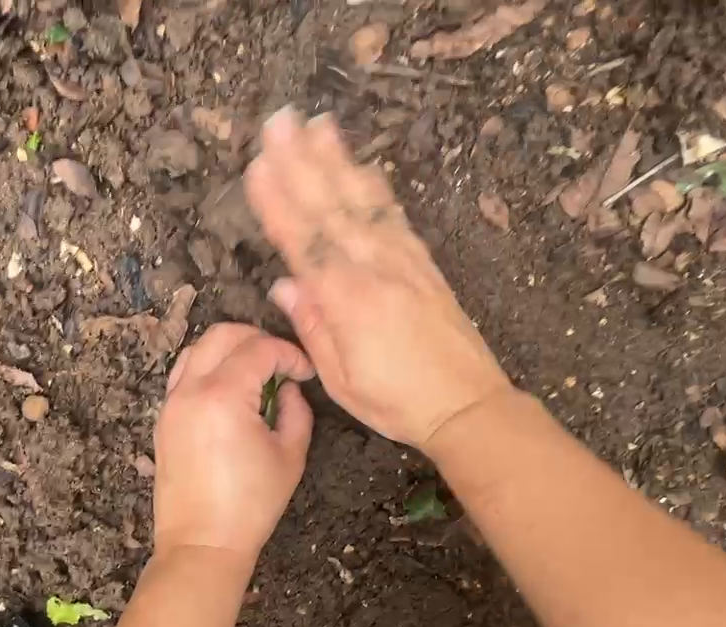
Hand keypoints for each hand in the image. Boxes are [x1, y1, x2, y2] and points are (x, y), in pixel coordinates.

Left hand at [153, 324, 314, 559]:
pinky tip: (228, 392)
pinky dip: (206, 369)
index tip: (305, 373)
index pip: (260, 349)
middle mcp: (191, 390)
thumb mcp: (290, 457)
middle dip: (257, 339)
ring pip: (197, 349)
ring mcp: (172, 404)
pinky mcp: (164, 420)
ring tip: (254, 374)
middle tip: (281, 362)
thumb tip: (288, 390)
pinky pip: (183, 375)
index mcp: (224, 396)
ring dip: (228, 350)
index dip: (289, 354)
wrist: (202, 543)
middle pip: (222, 335)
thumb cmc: (250, 506)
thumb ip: (295, 412)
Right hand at [245, 108, 514, 449]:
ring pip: (365, 203)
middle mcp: (378, 272)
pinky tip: (363, 167)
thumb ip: (313, 327)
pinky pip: (395, 217)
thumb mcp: (342, 380)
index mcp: (350, 303)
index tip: (258, 166)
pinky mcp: (424, 266)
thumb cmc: (398, 403)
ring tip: (318, 124)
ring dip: (338, 161)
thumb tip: (284, 284)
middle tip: (280, 122)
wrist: (467, 405)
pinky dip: (376, 188)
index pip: (305, 243)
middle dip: (302, 163)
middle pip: (333, 209)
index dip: (279, 203)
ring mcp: (405, 264)